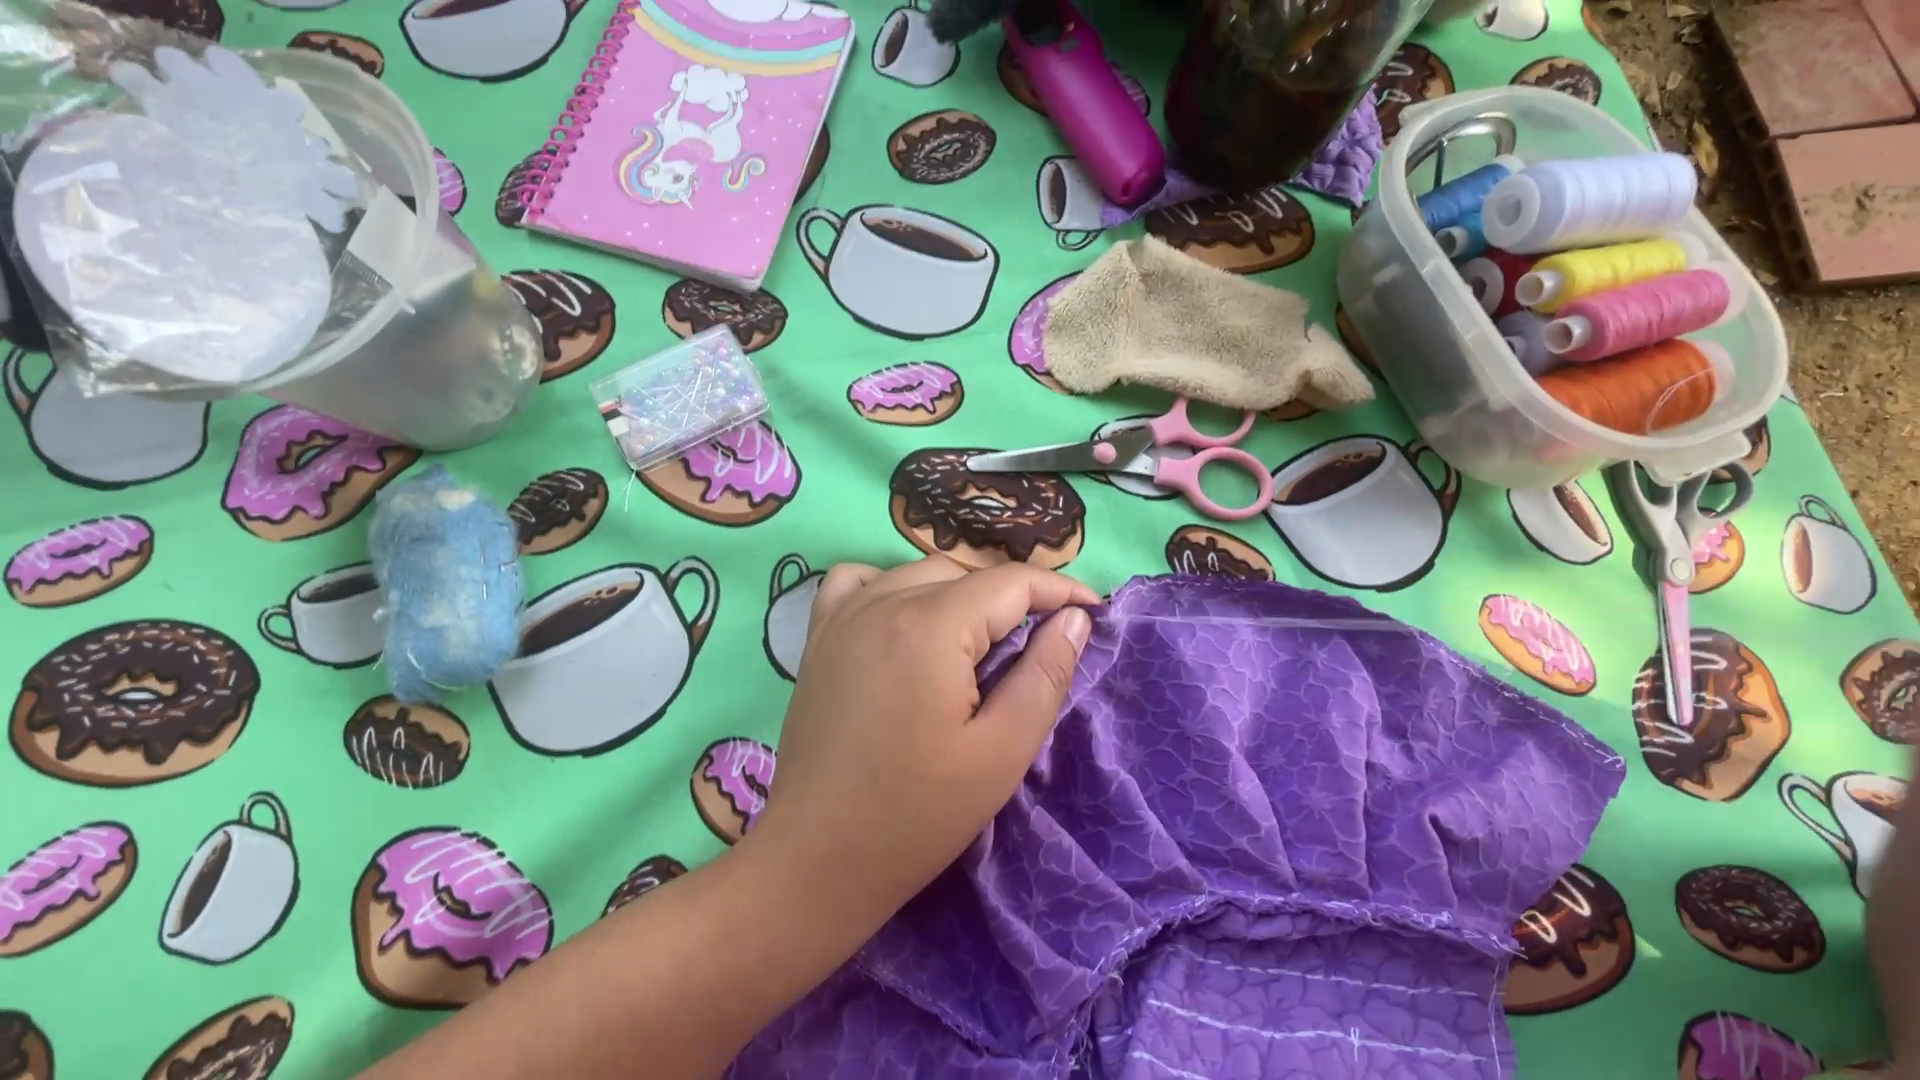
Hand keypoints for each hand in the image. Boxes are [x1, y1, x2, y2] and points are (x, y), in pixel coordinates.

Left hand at [747, 556, 1097, 918]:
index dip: (1059, 590)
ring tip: (980, 642)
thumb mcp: (1002, 752)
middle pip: (965, 575)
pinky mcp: (818, 639)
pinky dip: (891, 586)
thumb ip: (1045, 675)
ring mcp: (842, 617)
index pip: (1010, 582)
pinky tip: (905, 622)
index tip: (1094, 612)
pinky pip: (858, 582)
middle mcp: (883, 603)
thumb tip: (1075, 617)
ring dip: (959, 593)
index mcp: (932, 626)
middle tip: (1039, 646)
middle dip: (1012, 599)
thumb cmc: (918, 814)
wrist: (818, 857)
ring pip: (917, 573)